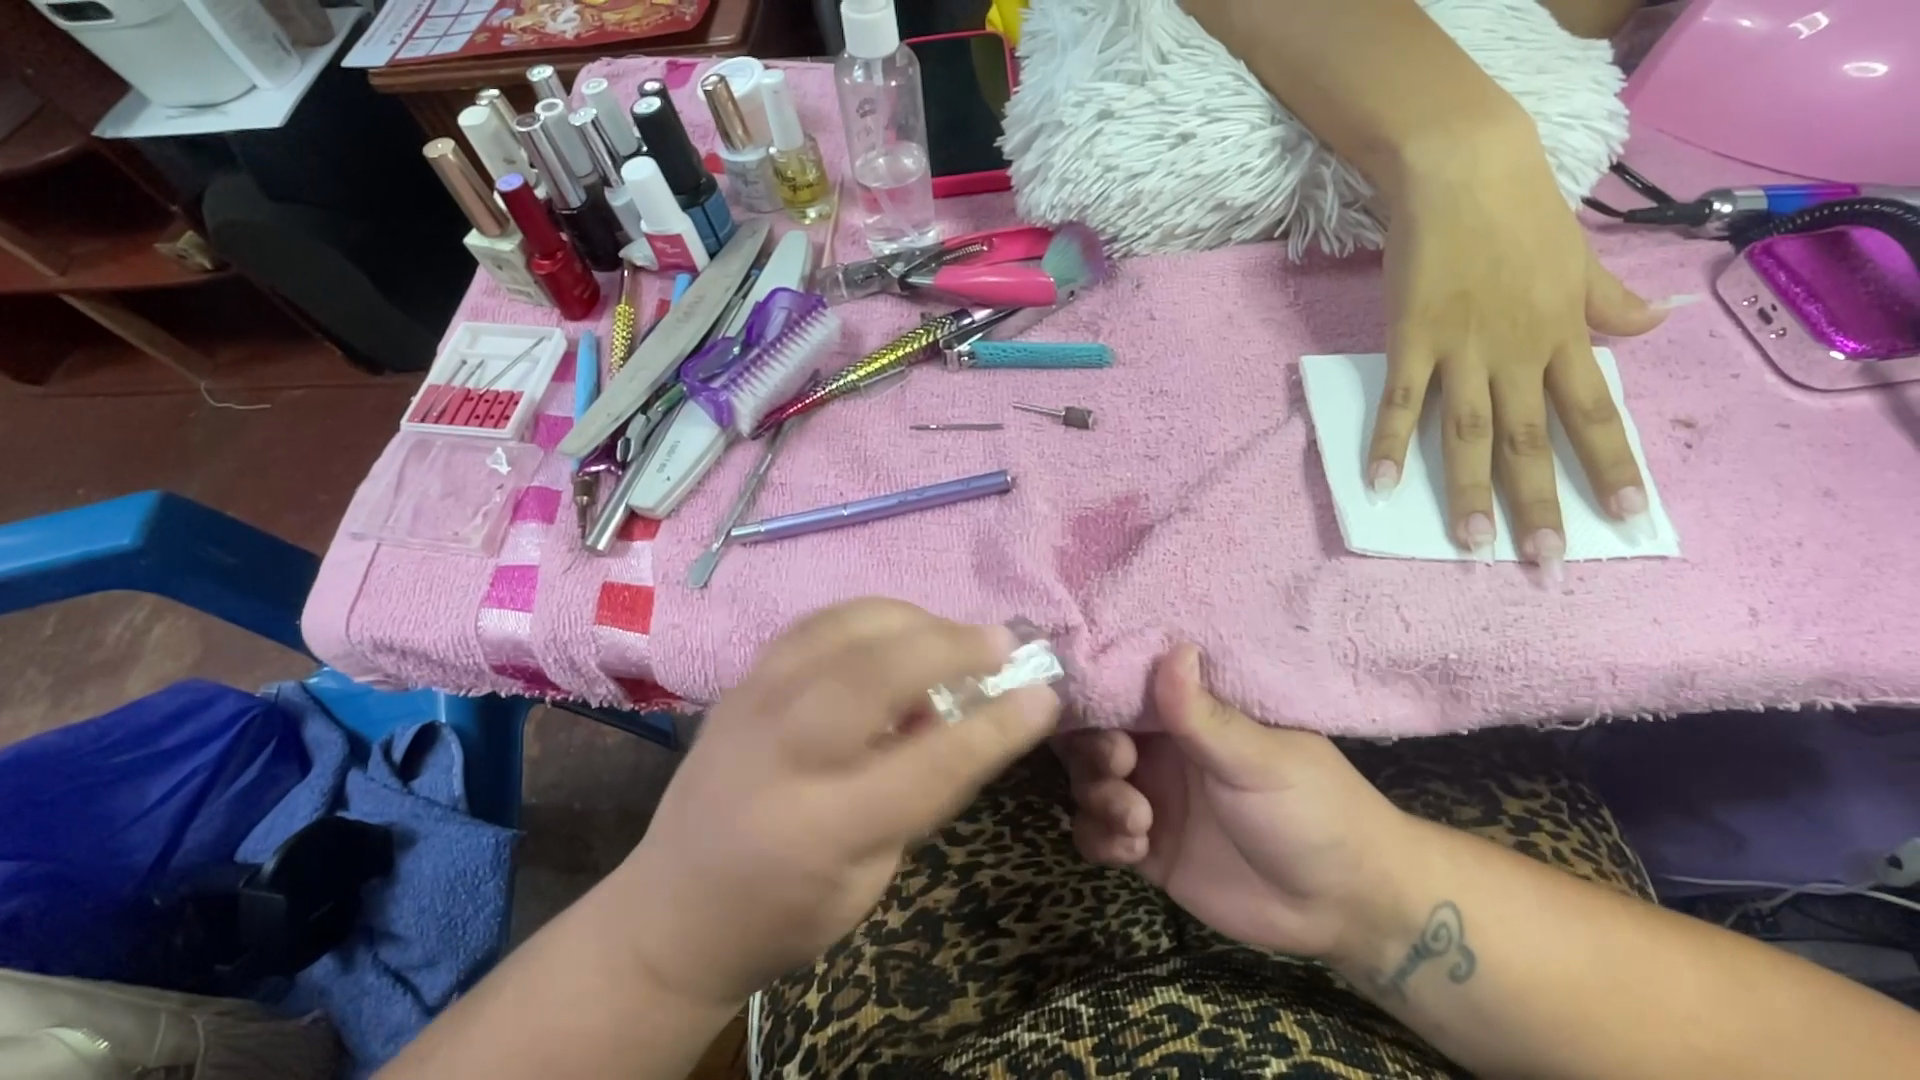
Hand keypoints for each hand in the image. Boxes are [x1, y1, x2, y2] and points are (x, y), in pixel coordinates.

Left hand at [614, 600, 1059, 1006]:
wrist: (673, 913)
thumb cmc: (785, 914)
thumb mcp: (870, 880)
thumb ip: (919, 797)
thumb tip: (968, 718)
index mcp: (822, 829)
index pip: (929, 765)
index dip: (996, 727)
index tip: (1044, 695)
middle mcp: (782, 755)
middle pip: (876, 674)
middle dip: (951, 647)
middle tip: (1003, 644)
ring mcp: (750, 707)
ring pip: (840, 632)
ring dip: (910, 620)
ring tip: (954, 633)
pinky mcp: (737, 686)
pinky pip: (811, 629)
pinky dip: (864, 619)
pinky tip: (895, 630)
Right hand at [1057, 645, 1411, 957]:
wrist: (1344, 906)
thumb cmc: (1313, 811)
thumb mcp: (1261, 759)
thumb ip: (1205, 715)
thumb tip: (1174, 647)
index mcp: (1192, 717)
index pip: (1126, 689)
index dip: (1098, 693)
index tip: (1082, 704)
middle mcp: (1165, 752)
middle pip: (1094, 737)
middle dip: (1094, 751)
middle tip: (1121, 767)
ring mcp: (1154, 800)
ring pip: (1089, 785)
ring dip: (1099, 798)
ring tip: (1139, 822)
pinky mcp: (1148, 850)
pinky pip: (1096, 836)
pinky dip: (1101, 839)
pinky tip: (1137, 851)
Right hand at [1366, 123, 1664, 580]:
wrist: (1464, 169)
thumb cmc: (1521, 209)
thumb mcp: (1579, 255)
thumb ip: (1609, 299)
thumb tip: (1652, 328)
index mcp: (1562, 334)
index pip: (1596, 411)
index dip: (1614, 466)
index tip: (1630, 516)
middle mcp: (1519, 352)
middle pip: (1534, 439)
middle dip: (1541, 502)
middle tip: (1545, 560)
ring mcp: (1463, 348)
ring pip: (1471, 432)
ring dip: (1471, 490)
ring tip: (1470, 544)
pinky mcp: (1411, 339)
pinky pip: (1403, 400)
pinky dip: (1392, 443)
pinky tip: (1381, 484)